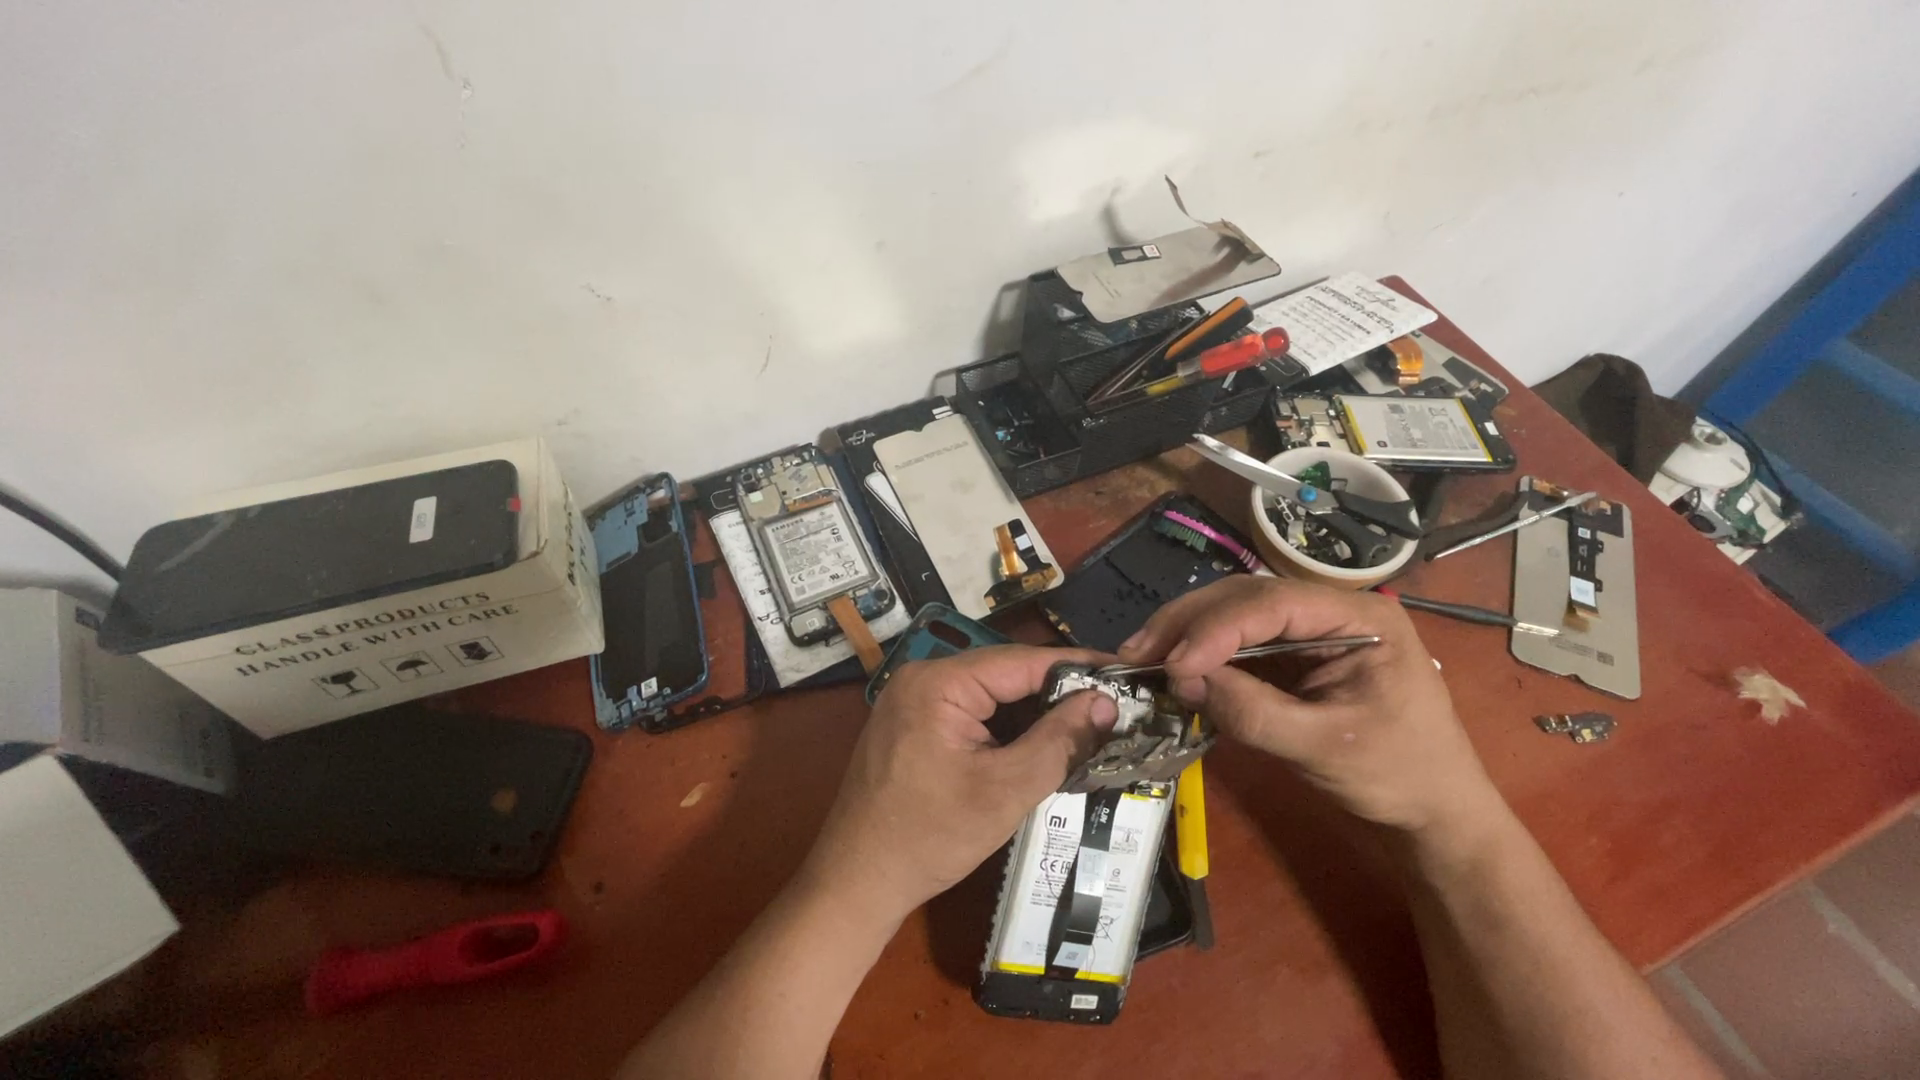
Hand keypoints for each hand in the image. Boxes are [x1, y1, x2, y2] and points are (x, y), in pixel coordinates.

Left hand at [799, 646, 1117, 921]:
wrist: (856, 881)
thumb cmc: (929, 837)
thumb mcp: (1005, 791)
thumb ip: (1058, 741)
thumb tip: (1105, 702)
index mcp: (938, 683)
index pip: (1022, 661)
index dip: (1078, 666)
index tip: (1125, 673)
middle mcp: (922, 679)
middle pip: (1005, 675)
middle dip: (1058, 691)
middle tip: (1113, 707)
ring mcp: (913, 701)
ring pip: (990, 695)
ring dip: (1034, 712)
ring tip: (1088, 726)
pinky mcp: (912, 725)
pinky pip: (970, 712)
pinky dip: (1006, 727)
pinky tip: (1040, 744)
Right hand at [1119, 577, 1498, 834]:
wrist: (1434, 813)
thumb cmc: (1398, 777)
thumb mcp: (1324, 747)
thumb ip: (1252, 711)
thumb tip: (1181, 682)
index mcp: (1359, 618)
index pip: (1273, 605)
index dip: (1216, 628)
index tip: (1173, 664)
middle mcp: (1331, 611)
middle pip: (1245, 598)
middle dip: (1189, 623)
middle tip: (1137, 652)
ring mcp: (1311, 633)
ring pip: (1234, 614)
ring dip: (1187, 634)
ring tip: (1144, 658)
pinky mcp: (1293, 658)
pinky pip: (1238, 644)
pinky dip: (1202, 655)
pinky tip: (1173, 668)